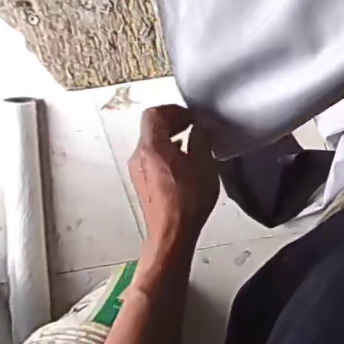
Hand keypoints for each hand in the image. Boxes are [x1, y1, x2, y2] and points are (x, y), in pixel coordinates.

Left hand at [128, 104, 219, 252]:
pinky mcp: (143, 183)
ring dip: (170, 138)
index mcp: (152, 147)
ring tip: (192, 144)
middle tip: (192, 125)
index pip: (155, 113)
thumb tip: (201, 130)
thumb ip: (202, 140)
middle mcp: (140, 157)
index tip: (191, 116)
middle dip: (173, 122)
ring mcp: (138, 171)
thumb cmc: (185, 205)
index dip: (175, 110)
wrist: (172, 233)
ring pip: (151, 143)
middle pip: (151, 127)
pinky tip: (185, 163)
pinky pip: (152, 158)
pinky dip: (167, 152)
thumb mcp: (205, 165)